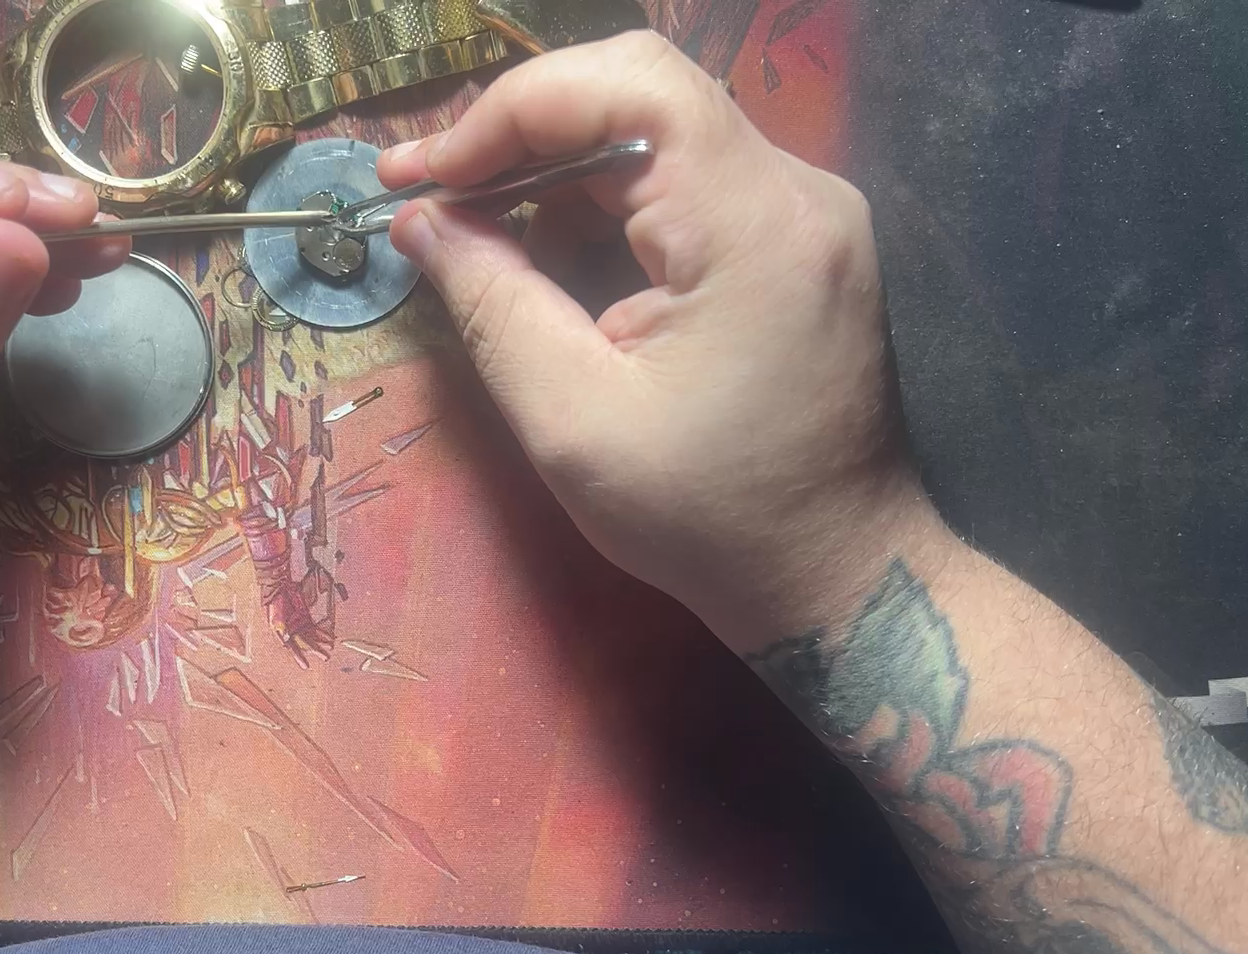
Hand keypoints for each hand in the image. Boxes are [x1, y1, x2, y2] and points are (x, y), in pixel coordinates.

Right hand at [380, 32, 938, 644]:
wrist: (826, 572)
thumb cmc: (702, 519)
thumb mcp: (573, 421)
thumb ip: (492, 306)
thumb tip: (421, 221)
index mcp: (753, 227)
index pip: (627, 87)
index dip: (507, 113)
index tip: (421, 173)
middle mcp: (797, 194)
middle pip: (640, 104)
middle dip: (522, 145)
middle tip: (437, 204)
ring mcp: (805, 218)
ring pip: (658, 147)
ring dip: (560, 189)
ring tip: (493, 254)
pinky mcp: (794, 251)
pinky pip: (685, 195)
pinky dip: (608, 220)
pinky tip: (567, 275)